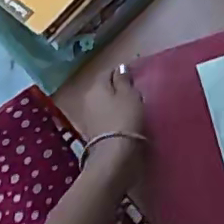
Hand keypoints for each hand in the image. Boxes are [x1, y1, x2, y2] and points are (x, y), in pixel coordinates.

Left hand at [81, 64, 146, 185]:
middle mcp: (88, 98)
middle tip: (134, 94)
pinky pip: (104, 118)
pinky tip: (122, 123)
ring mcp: (87, 116)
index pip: (109, 72)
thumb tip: (120, 67)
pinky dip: (112, 118)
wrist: (114, 156)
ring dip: (114, 104)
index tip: (135, 78)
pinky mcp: (91, 133)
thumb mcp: (130, 95)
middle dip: (116, 89)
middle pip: (104, 88)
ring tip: (130, 109)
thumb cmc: (125, 119)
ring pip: (103, 103)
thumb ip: (124, 80)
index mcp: (97, 86)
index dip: (121, 73)